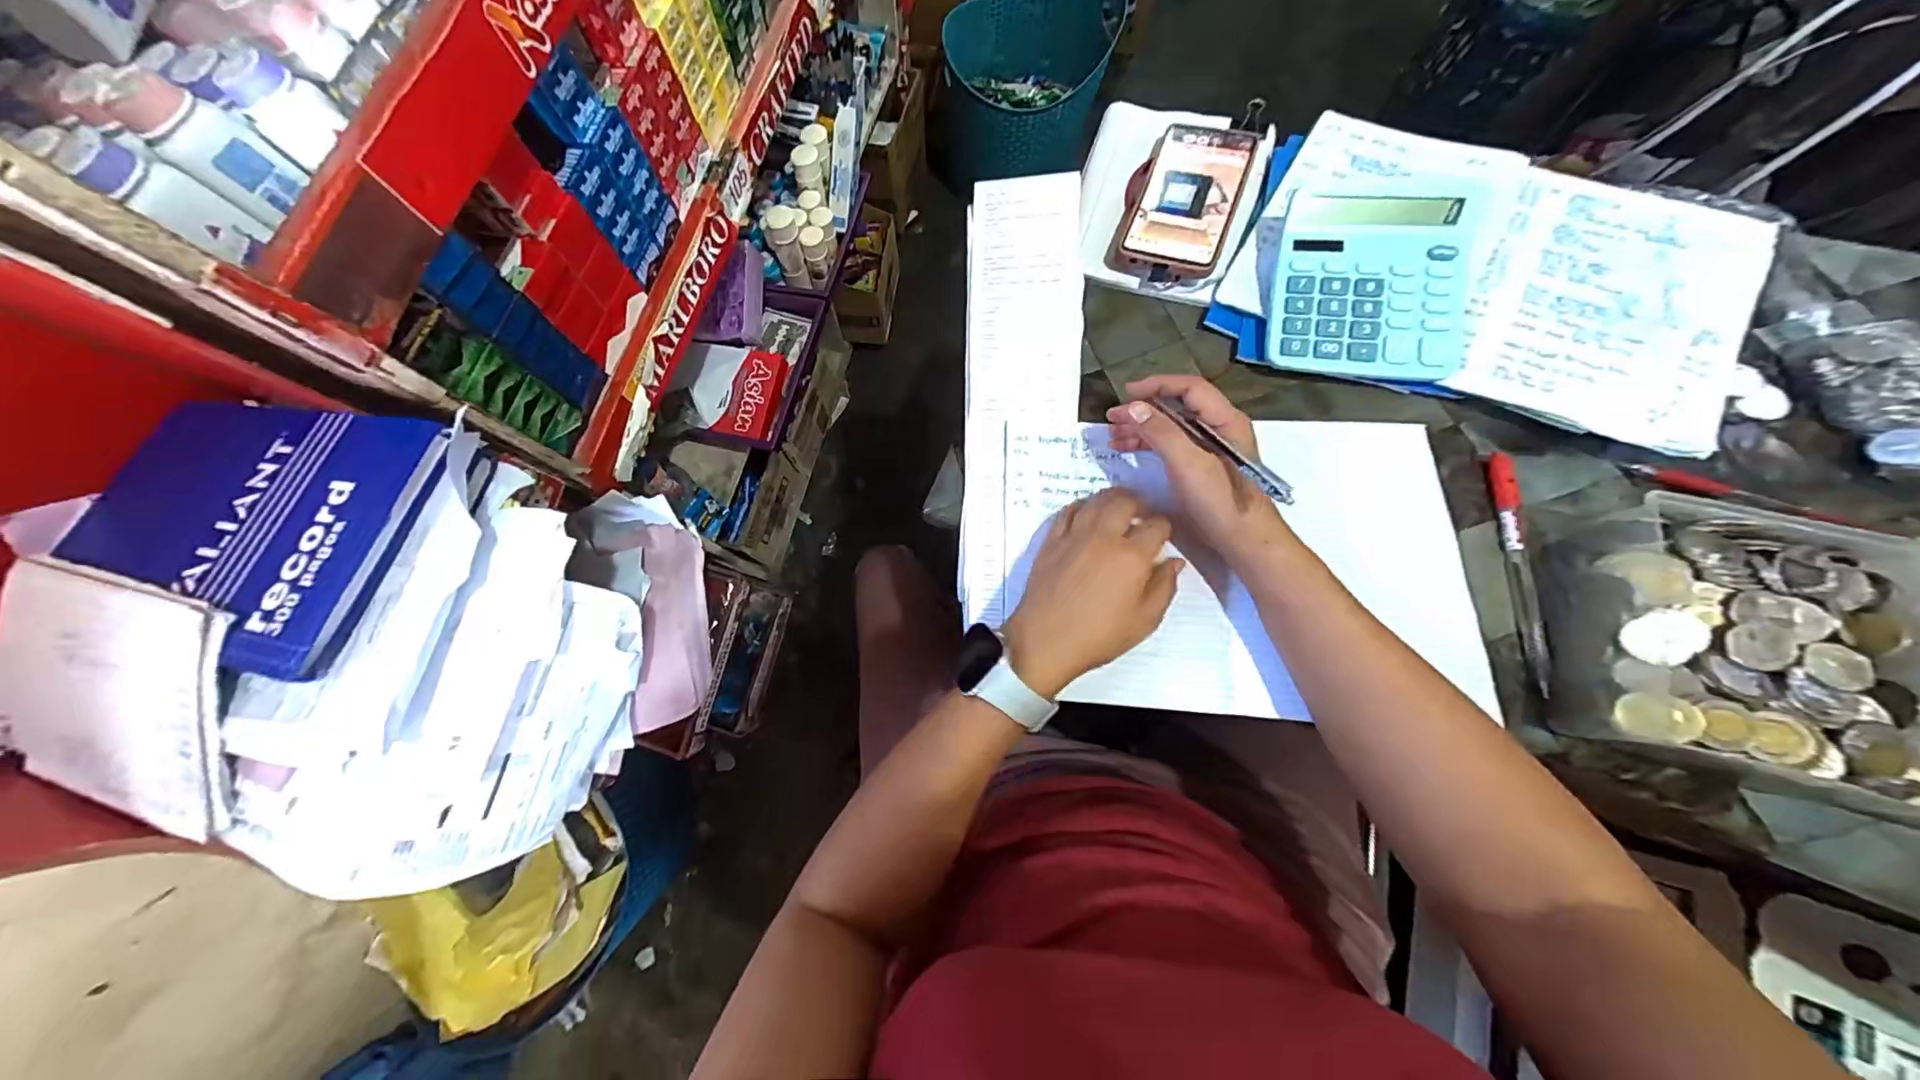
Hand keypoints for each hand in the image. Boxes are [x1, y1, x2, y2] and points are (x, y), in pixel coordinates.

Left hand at [1001, 489, 1183, 698]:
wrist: (1045, 641)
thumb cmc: (1098, 636)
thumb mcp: (1144, 621)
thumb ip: (1164, 587)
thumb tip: (1174, 562)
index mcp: (1132, 557)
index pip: (1157, 525)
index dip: (1166, 527)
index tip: (1165, 534)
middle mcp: (1103, 538)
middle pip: (1125, 502)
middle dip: (1140, 504)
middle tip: (1143, 514)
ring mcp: (1074, 536)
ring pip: (1096, 501)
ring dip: (1112, 499)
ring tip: (1119, 508)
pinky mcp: (1051, 541)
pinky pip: (1067, 511)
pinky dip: (1081, 506)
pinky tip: (1087, 512)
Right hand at [1105, 375, 1289, 563]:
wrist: (1244, 541)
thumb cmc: (1222, 502)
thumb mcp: (1189, 464)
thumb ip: (1162, 432)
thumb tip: (1134, 408)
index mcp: (1224, 421)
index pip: (1189, 388)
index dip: (1157, 385)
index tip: (1127, 393)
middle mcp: (1219, 430)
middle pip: (1178, 407)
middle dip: (1144, 410)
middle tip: (1114, 419)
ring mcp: (1211, 450)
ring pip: (1172, 427)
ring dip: (1143, 428)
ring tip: (1115, 436)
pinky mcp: (1202, 468)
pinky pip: (1172, 446)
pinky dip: (1150, 445)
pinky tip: (1131, 450)